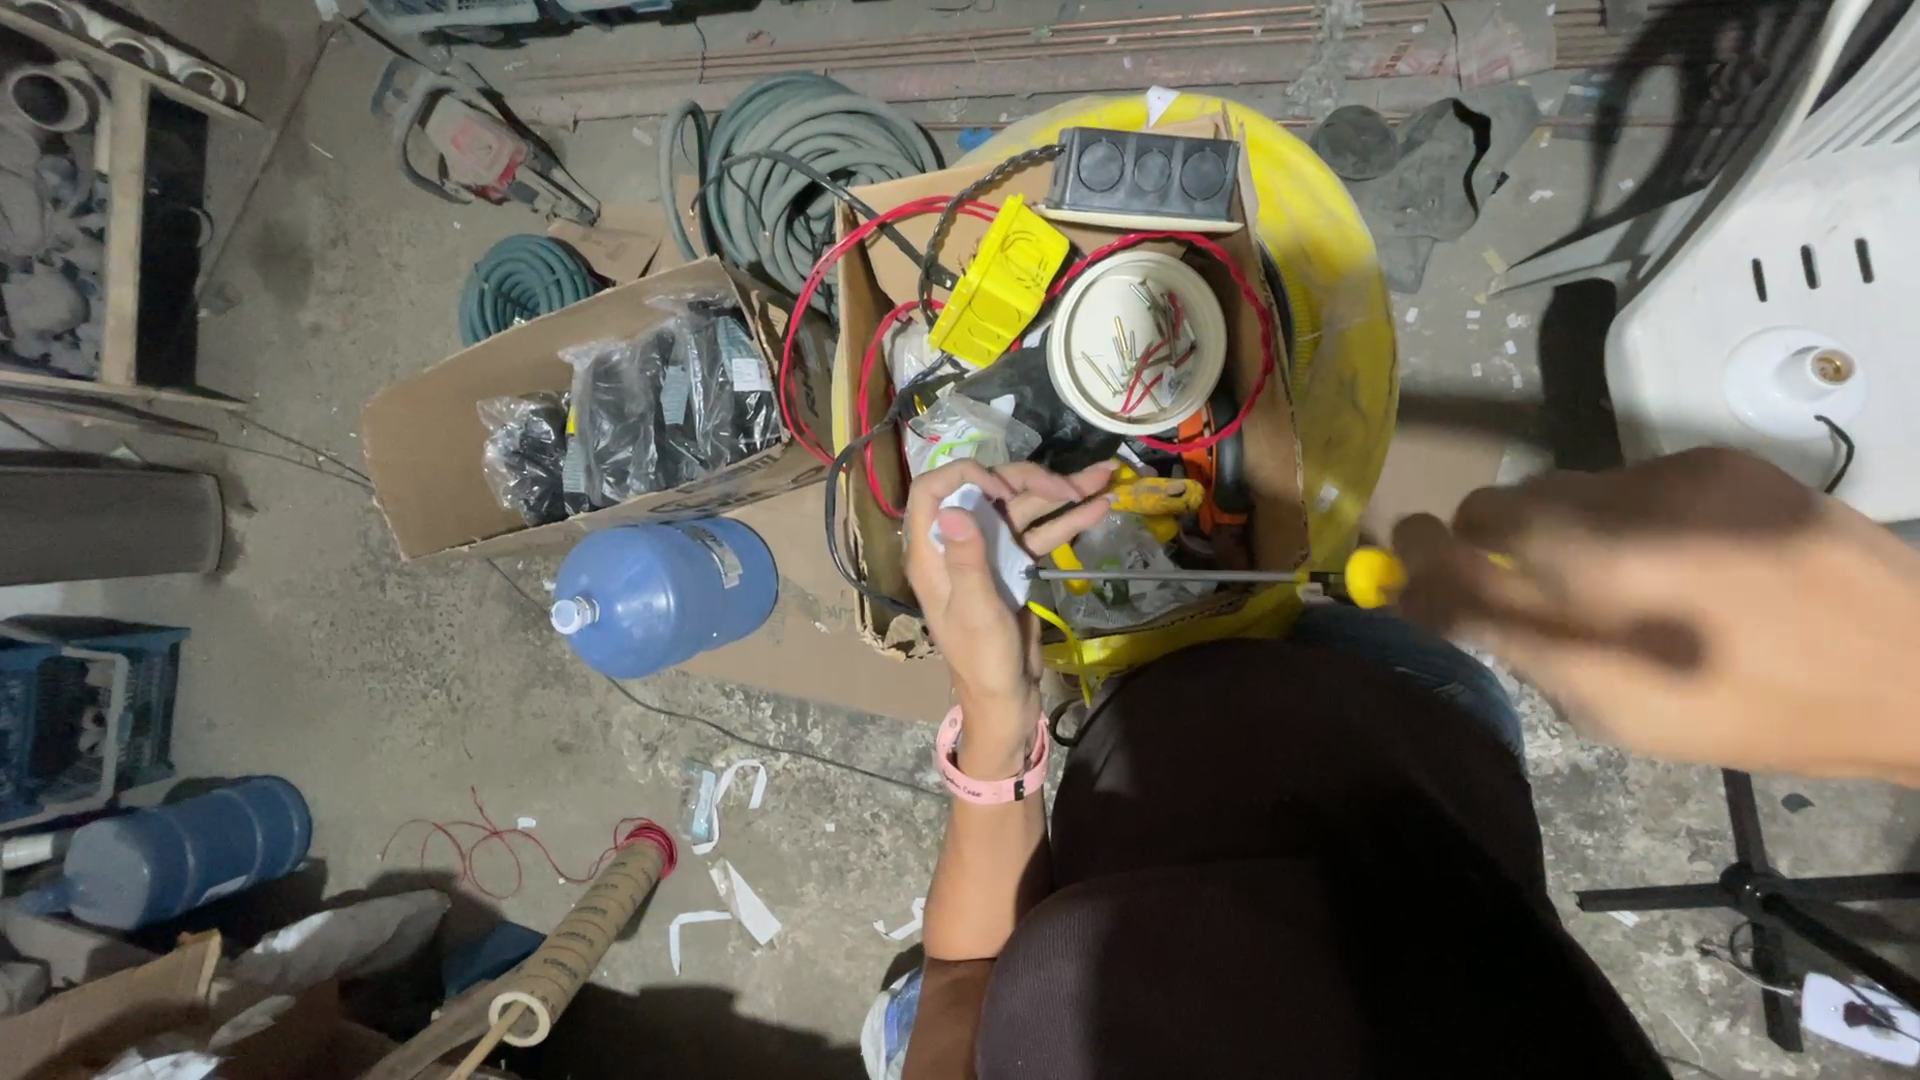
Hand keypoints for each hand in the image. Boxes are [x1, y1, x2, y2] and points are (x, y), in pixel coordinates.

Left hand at [906, 460, 1116, 771]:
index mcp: (933, 551)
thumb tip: (954, 508)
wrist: (1006, 698)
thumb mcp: (975, 612)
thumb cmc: (982, 660)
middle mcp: (959, 543)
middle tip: (1073, 486)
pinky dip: (1069, 518)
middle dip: (1031, 481)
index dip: (964, 476)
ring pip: (1022, 508)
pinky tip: (1101, 504)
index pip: (932, 491)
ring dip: (1062, 491)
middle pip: (988, 491)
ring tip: (1104, 477)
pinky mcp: (1015, 563)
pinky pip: (1041, 531)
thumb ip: (967, 560)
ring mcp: (990, 550)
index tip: (1003, 490)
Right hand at [1392, 448, 1919, 780]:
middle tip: (1510, 569)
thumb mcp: (1614, 713)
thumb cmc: (1750, 712)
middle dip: (1475, 537)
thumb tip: (1435, 596)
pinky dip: (1610, 507)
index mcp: (1592, 620)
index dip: (1414, 556)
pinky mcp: (1712, 461)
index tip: (1406, 559)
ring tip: (1603, 560)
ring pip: (1547, 487)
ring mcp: (1668, 489)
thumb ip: (1514, 647)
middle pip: (1487, 512)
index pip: (1452, 563)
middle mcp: (1619, 542)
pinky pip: (1612, 475)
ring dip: (1545, 522)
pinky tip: (1666, 542)